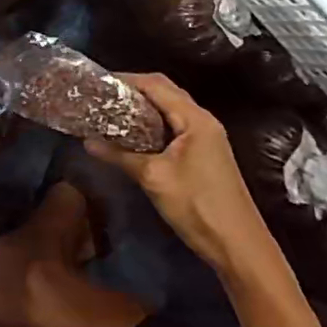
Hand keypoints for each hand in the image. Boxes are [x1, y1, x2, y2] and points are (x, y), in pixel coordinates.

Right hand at [86, 73, 274, 272]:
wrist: (238, 246)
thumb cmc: (197, 206)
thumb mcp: (154, 179)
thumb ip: (120, 156)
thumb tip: (87, 141)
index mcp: (194, 117)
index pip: (156, 84)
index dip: (128, 79)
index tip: (101, 82)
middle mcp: (202, 119)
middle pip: (165, 92)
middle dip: (135, 90)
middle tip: (104, 96)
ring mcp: (206, 136)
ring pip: (171, 109)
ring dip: (145, 107)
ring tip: (114, 111)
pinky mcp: (205, 152)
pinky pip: (176, 126)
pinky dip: (155, 123)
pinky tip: (136, 135)